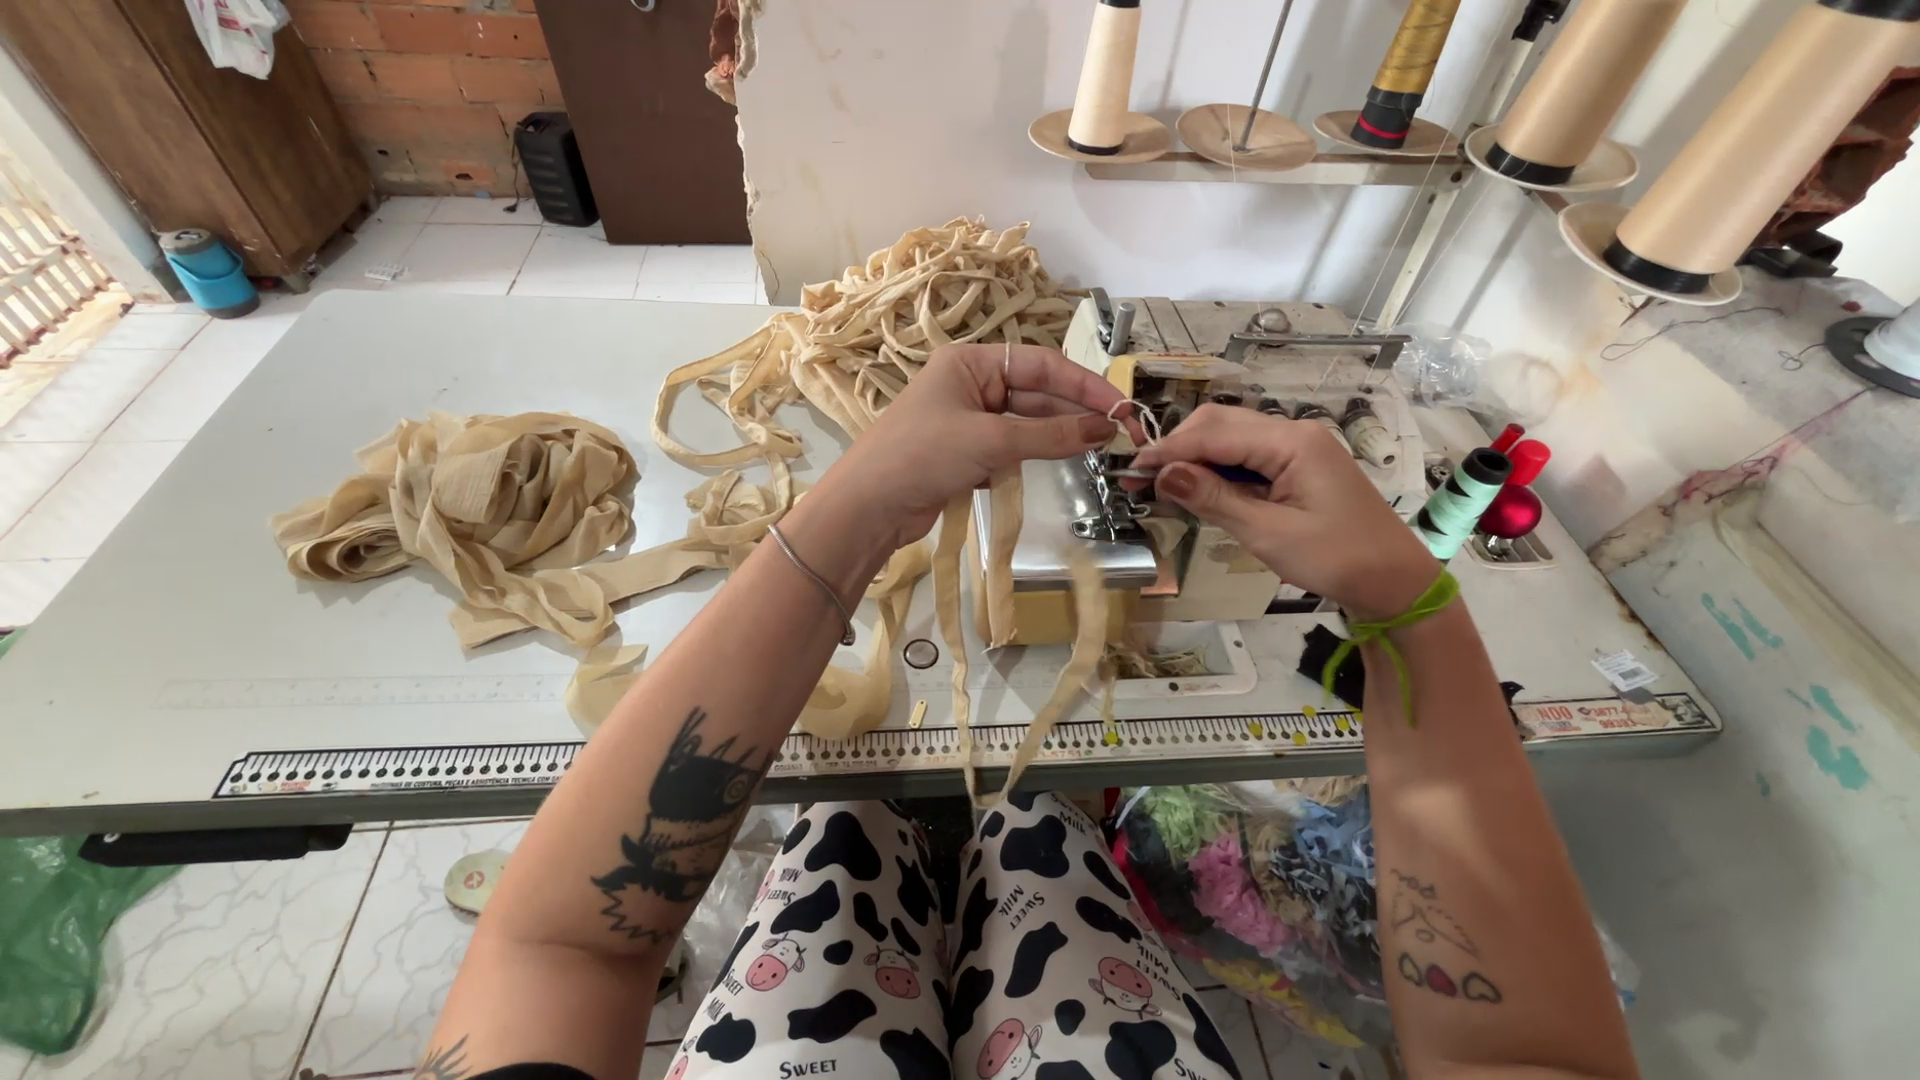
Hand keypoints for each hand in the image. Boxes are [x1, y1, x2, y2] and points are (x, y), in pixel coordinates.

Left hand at [818, 342, 1137, 551]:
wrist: (868, 507)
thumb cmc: (922, 455)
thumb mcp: (990, 440)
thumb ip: (1050, 434)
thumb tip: (1104, 429)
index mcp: (969, 363)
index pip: (1040, 364)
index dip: (1083, 384)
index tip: (1119, 405)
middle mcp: (969, 385)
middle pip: (1035, 392)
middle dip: (1073, 412)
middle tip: (1118, 432)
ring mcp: (966, 421)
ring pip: (1025, 423)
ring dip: (1056, 435)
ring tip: (1098, 447)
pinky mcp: (964, 454)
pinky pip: (1009, 448)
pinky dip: (1032, 455)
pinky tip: (1060, 460)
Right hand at [1131, 404, 1439, 619]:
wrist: (1396, 582)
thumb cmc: (1337, 559)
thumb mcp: (1268, 533)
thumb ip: (1214, 499)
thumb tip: (1164, 474)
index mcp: (1292, 442)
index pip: (1214, 432)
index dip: (1169, 449)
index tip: (1131, 470)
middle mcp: (1294, 433)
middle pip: (1220, 424)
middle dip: (1178, 448)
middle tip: (1141, 480)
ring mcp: (1298, 448)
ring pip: (1231, 438)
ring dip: (1195, 458)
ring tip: (1162, 486)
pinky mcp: (1298, 466)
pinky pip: (1247, 457)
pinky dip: (1217, 470)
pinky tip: (1197, 489)